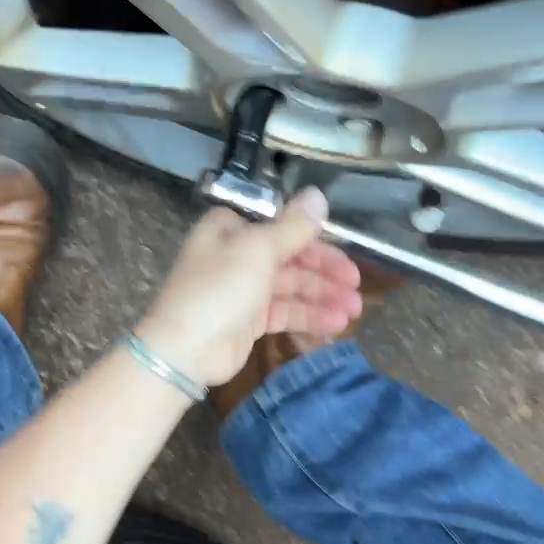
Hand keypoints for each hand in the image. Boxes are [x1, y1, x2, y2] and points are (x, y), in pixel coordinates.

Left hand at [134, 188, 363, 386]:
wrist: (185, 349)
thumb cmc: (219, 288)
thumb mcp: (257, 249)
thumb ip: (292, 226)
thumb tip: (319, 194)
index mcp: (230, 230)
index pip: (280, 226)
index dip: (313, 239)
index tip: (345, 252)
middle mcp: (235, 255)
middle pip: (289, 257)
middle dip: (325, 271)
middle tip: (357, 286)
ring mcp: (241, 290)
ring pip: (290, 287)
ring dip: (323, 296)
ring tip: (354, 310)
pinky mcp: (248, 321)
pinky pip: (284, 312)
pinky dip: (309, 316)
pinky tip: (335, 323)